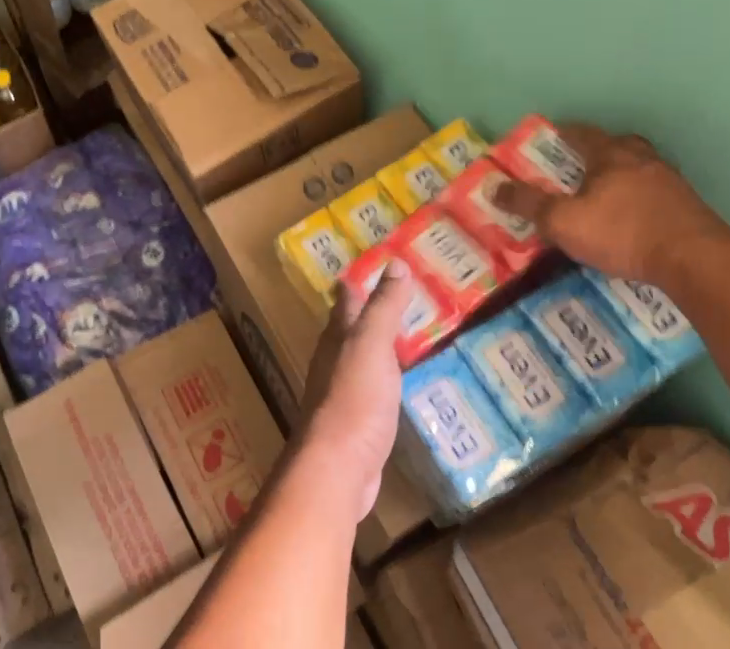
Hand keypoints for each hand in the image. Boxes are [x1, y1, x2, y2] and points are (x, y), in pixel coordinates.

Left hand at [298, 265, 411, 519]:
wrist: (337, 467)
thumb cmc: (354, 398)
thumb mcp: (372, 345)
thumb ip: (383, 307)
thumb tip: (395, 263)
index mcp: (336, 339)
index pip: (345, 302)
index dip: (356, 284)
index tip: (367, 266)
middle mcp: (333, 362)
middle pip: (347, 330)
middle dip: (364, 313)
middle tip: (390, 297)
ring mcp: (341, 394)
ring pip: (357, 360)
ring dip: (373, 346)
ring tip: (396, 337)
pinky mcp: (354, 424)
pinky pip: (369, 390)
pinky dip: (381, 379)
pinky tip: (393, 385)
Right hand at [493, 123, 729, 286]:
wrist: (694, 260)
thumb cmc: (621, 232)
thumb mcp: (563, 221)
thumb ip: (529, 204)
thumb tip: (494, 186)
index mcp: (611, 155)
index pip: (583, 133)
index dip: (564, 133)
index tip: (550, 136)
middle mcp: (643, 160)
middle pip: (619, 145)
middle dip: (599, 151)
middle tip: (580, 164)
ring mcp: (670, 183)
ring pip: (641, 169)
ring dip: (622, 176)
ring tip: (605, 193)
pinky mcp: (689, 209)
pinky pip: (656, 194)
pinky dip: (640, 200)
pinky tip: (632, 218)